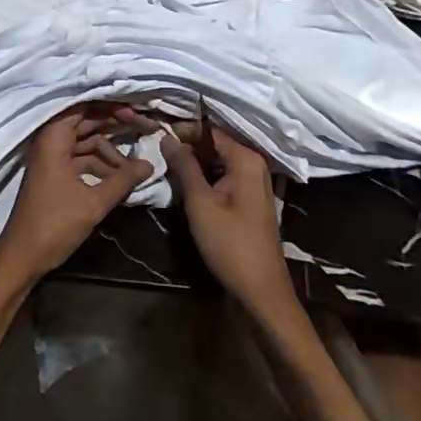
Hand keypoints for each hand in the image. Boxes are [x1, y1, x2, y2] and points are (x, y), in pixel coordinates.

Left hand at [0, 106, 153, 286]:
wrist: (23, 258)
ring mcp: (53, 157)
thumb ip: (123, 180)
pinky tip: (121, 179)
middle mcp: (52, 140)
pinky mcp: (56, 173)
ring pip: (87, 142)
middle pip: (88, 121)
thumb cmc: (54, 225)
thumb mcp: (94, 202)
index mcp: (54, 137)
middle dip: (116, 125)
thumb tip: (150, 164)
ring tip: (136, 167)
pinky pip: (83, 159)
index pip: (85, 105)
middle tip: (147, 129)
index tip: (137, 112)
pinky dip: (101, 166)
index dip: (111, 105)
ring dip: (111, 152)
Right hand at [164, 126, 293, 315]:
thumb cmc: (230, 243)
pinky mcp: (251, 199)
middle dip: (189, 145)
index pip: (211, 131)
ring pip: (220, 161)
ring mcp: (255, 182)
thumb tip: (168, 136)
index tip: (159, 134)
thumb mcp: (200, 203)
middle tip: (160, 149)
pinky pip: (226, 175)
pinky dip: (207, 175)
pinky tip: (188, 182)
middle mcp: (255, 164)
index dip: (184, 130)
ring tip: (168, 163)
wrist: (261, 290)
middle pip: (216, 144)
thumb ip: (184, 166)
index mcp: (246, 159)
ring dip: (196, 162)